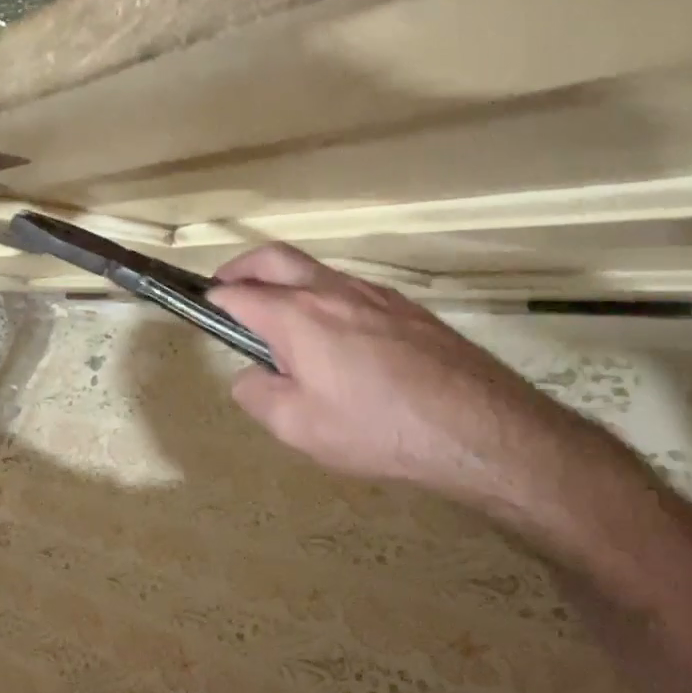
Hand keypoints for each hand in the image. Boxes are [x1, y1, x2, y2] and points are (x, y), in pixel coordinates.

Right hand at [206, 244, 597, 504]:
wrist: (488, 435)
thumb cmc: (378, 430)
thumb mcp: (295, 426)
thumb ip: (256, 394)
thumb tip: (252, 376)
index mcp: (295, 316)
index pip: (237, 293)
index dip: (212, 300)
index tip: (203, 310)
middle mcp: (332, 293)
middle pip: (274, 258)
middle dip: (241, 267)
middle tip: (226, 288)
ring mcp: (377, 297)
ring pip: (316, 272)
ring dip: (286, 282)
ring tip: (281, 320)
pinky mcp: (412, 312)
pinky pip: (353, 292)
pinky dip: (326, 299)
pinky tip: (338, 339)